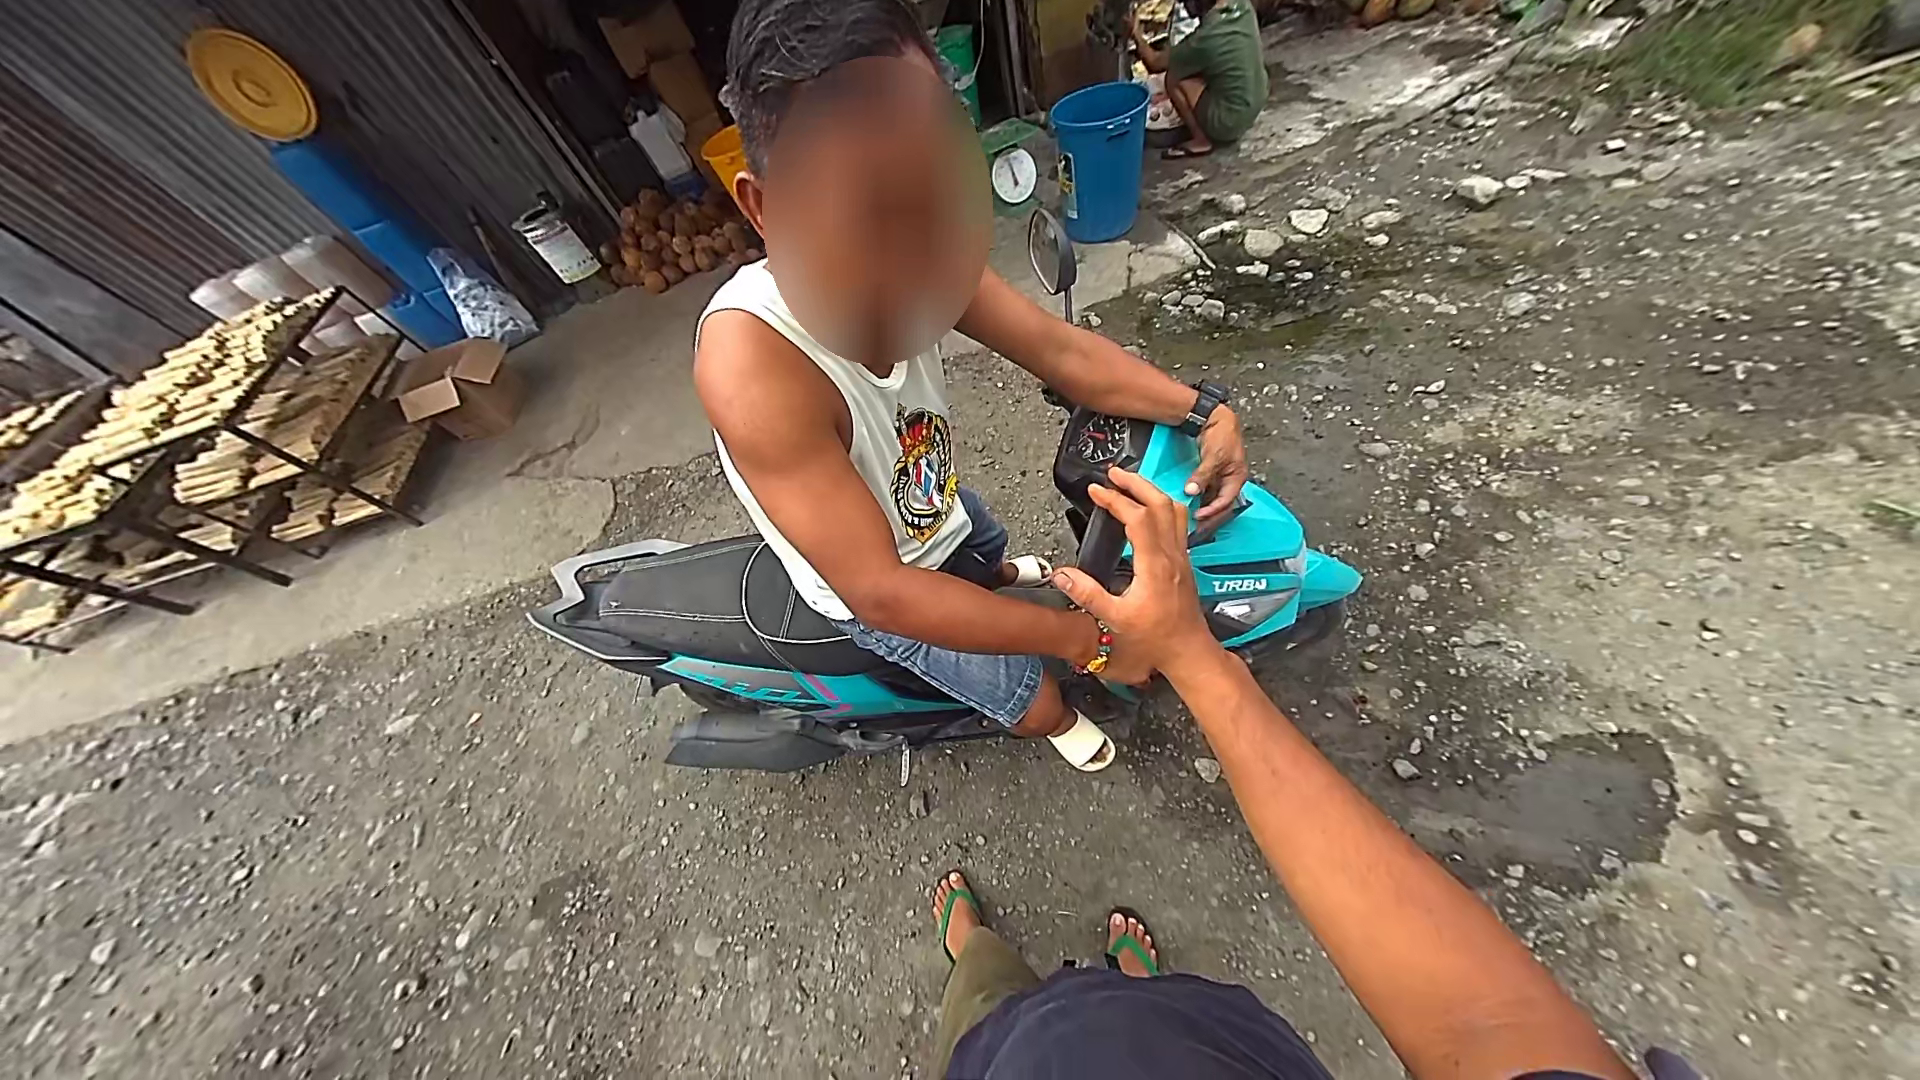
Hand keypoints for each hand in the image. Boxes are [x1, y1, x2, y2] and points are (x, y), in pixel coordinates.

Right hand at [1052, 468, 1217, 674]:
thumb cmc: (1157, 638)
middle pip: (1160, 503)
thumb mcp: (1115, 619)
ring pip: (1173, 509)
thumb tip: (1063, 575)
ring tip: (1130, 483)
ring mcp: (1181, 556)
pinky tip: (1148, 508)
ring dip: (1151, 491)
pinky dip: (1161, 505)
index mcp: (1155, 565)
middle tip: (1113, 474)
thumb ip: (1088, 594)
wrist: (1188, 650)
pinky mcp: (1183, 561)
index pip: (1138, 518)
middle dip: (1135, 483)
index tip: (1096, 491)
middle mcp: (1172, 555)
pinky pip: (1177, 522)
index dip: (1115, 500)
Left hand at [1187, 405, 1248, 519]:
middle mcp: (1230, 480)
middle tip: (1194, 526)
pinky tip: (1188, 504)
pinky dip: (1198, 498)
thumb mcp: (1213, 456)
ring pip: (1212, 499)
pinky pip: (1206, 491)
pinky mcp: (1211, 474)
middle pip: (1221, 504)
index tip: (1198, 517)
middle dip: (1209, 516)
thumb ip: (1203, 475)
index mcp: (1237, 477)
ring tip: (1190, 519)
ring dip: (1203, 508)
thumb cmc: (1221, 434)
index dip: (1213, 511)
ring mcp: (1220, 478)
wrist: (1214, 417)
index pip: (1226, 501)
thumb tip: (1192, 492)